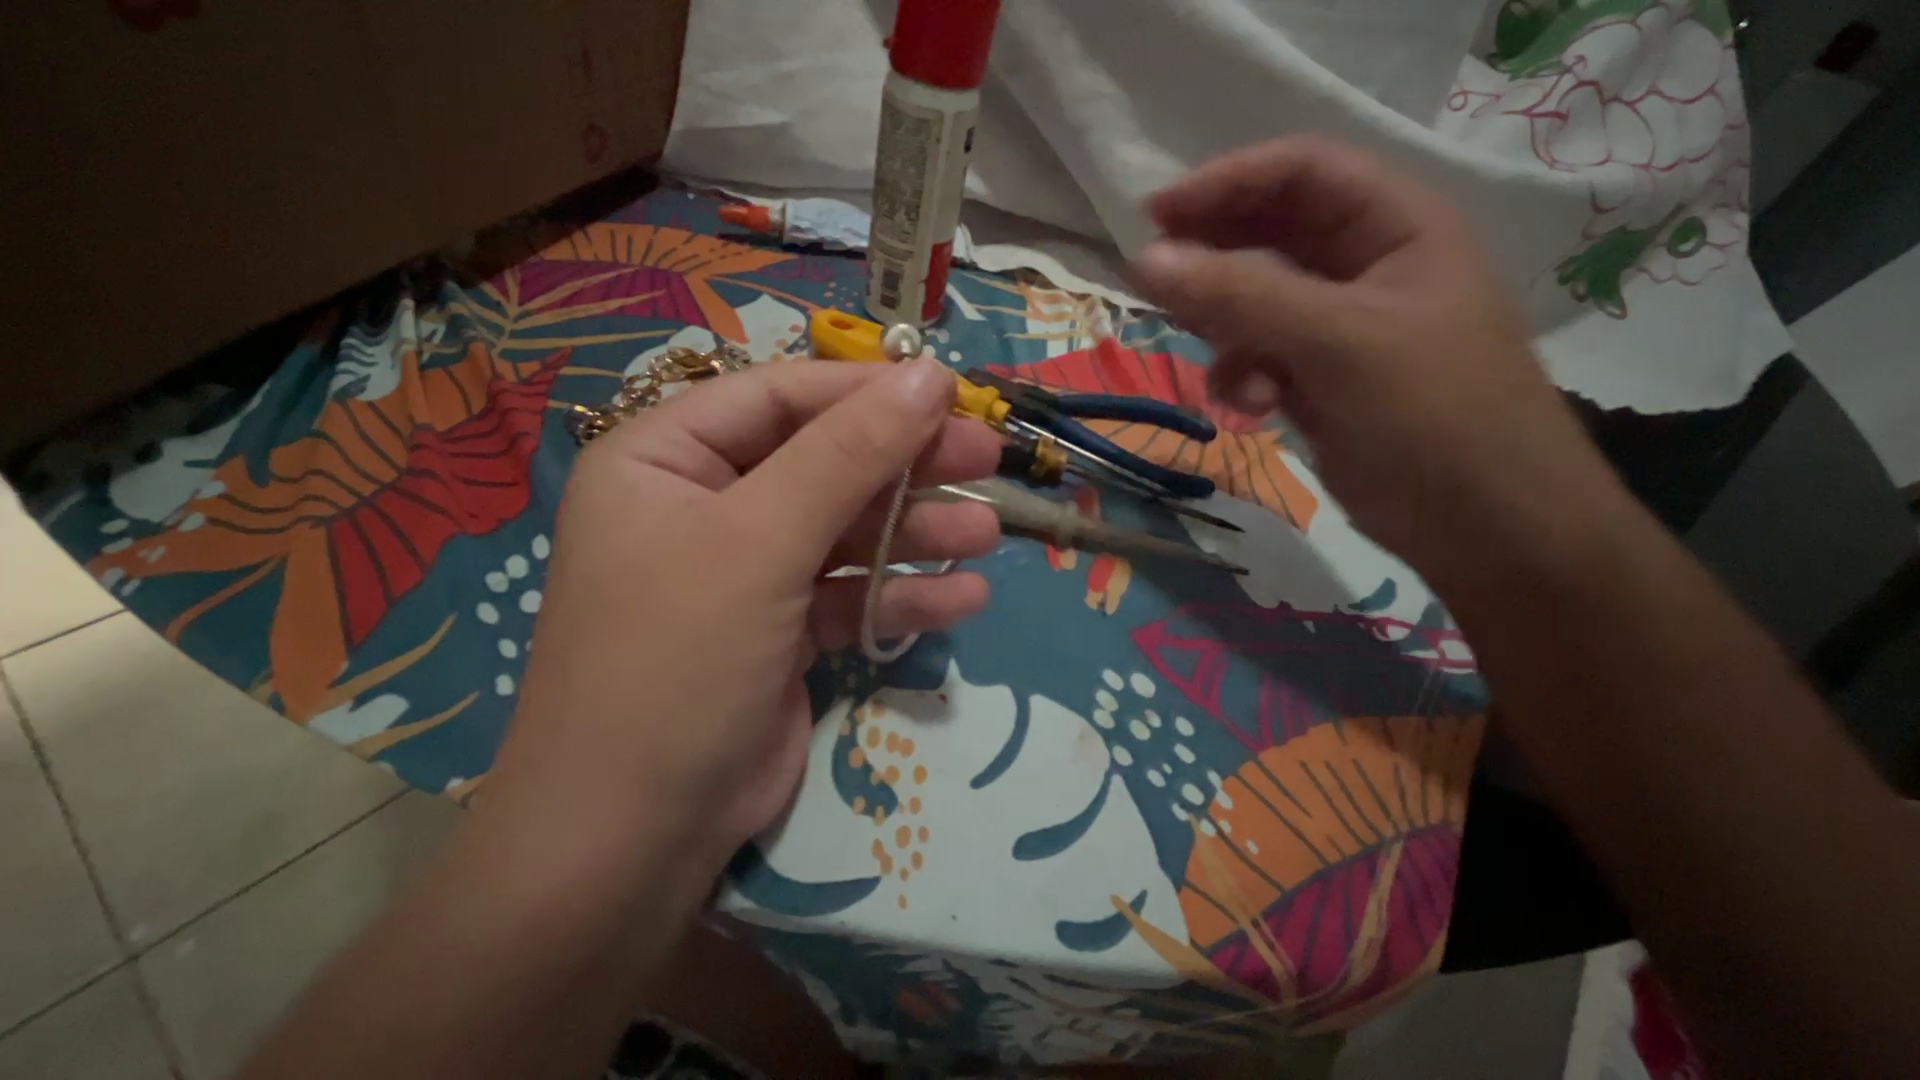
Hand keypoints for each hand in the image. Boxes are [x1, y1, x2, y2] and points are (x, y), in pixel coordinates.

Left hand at [480, 358, 1001, 899]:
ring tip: (985, 536)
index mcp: (663, 459)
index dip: (866, 393)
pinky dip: (900, 598)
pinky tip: (961, 602)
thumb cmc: (676, 661)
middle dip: (904, 467)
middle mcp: (700, 506)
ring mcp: (742, 574)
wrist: (633, 835)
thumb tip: (929, 374)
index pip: (779, 398)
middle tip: (987, 462)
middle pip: (821, 463)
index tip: (952, 395)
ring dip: (915, 535)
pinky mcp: (778, 633)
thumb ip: (848, 455)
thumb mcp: (760, 543)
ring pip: (843, 532)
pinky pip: (847, 596)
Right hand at [1130, 137, 1616, 581]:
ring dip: (1226, 328)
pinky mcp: (1327, 382)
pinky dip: (1244, 375)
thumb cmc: (1433, 416)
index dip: (1227, 182)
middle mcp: (1372, 266)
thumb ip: (1239, 297)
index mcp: (1399, 226)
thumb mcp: (1336, 344)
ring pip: (1259, 301)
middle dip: (1215, 256)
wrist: (1490, 530)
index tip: (1155, 216)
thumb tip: (1144, 259)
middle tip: (1153, 280)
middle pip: (1273, 233)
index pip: (1302, 171)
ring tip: (1217, 365)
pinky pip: (1264, 356)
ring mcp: (1347, 328)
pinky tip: (1249, 408)